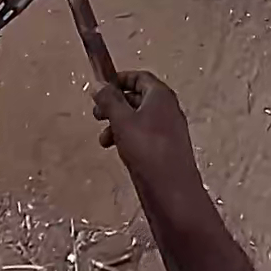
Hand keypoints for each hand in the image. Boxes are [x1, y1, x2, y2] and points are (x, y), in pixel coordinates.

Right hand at [92, 71, 207, 212]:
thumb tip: (99, 84)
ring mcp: (168, 131)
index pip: (140, 77)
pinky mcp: (166, 150)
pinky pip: (144, 135)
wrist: (173, 193)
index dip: (119, 79)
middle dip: (115, 104)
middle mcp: (167, 110)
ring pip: (138, 118)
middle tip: (97, 114)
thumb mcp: (121, 120)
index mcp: (161, 96)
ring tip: (103, 139)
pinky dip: (128, 137)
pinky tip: (116, 151)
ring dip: (118, 123)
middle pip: (138, 97)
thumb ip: (109, 100)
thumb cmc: (146, 149)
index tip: (101, 87)